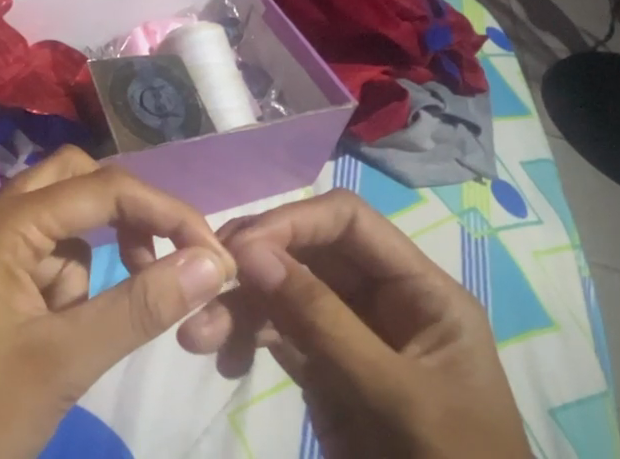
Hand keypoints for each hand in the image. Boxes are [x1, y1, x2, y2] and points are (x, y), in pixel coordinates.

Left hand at [0, 147, 235, 458]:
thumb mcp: (66, 361)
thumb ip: (141, 306)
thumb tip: (215, 262)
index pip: (100, 187)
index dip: (165, 213)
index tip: (215, 255)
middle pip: (73, 182)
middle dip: (123, 221)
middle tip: (161, 269)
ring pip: (58, 223)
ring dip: (86, 266)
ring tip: (73, 337)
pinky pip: (37, 255)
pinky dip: (62, 285)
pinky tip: (52, 339)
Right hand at [176, 190, 528, 458]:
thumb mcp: (395, 397)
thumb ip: (323, 321)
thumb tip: (250, 252)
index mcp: (421, 291)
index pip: (348, 222)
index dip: (292, 222)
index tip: (237, 248)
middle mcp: (385, 301)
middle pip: (308, 253)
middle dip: (254, 266)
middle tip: (204, 288)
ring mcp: (353, 337)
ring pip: (285, 293)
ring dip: (240, 307)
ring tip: (198, 339)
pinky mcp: (328, 373)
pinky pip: (280, 334)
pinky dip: (248, 339)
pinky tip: (226, 361)